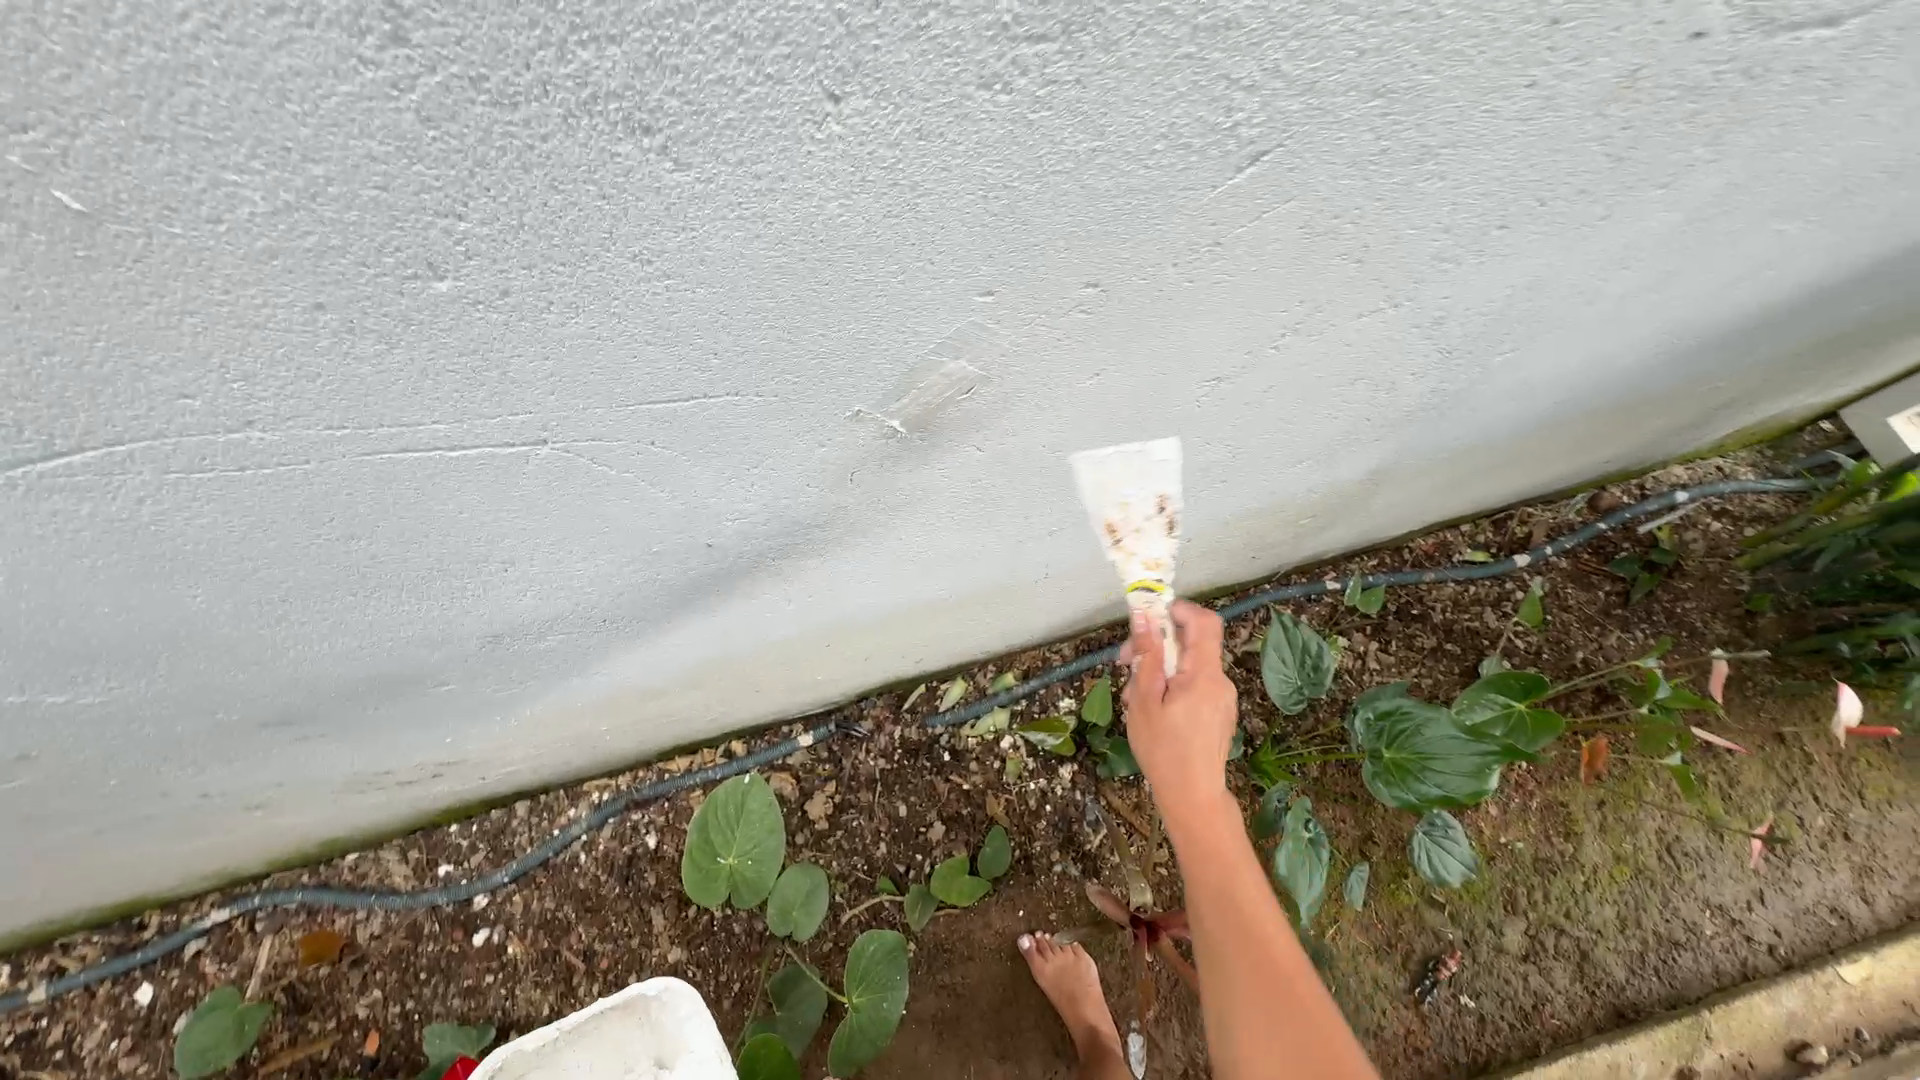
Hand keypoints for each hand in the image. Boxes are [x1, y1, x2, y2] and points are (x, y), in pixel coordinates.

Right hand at [1119, 600, 1238, 826]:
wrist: (1192, 797)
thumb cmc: (1164, 750)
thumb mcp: (1144, 700)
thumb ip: (1145, 656)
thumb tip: (1143, 617)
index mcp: (1203, 674)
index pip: (1204, 621)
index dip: (1177, 610)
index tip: (1148, 617)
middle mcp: (1219, 681)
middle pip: (1190, 644)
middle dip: (1155, 645)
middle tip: (1124, 663)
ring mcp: (1221, 698)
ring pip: (1187, 667)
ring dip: (1158, 670)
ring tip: (1133, 697)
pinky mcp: (1217, 713)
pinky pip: (1193, 686)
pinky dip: (1171, 687)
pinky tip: (1151, 710)